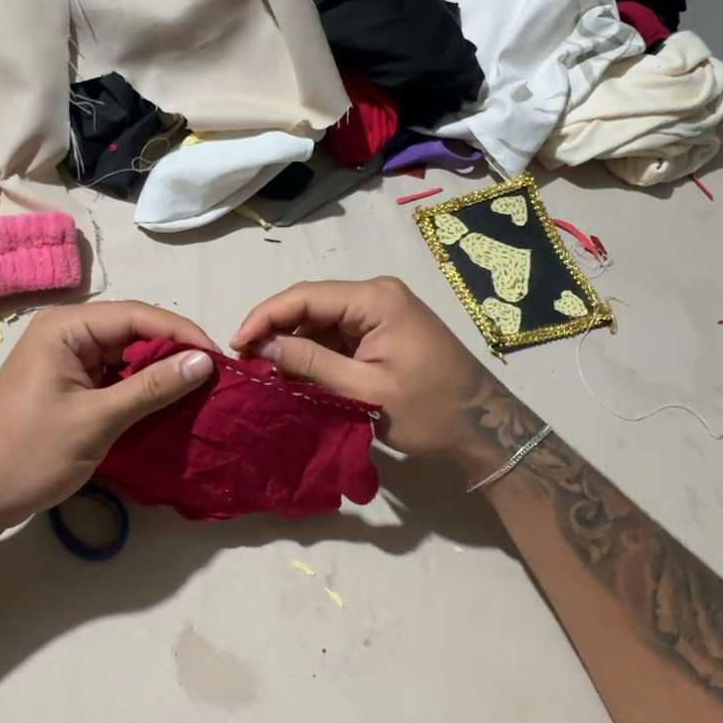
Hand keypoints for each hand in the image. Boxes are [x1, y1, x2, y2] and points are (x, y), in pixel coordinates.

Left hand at [0, 301, 215, 529]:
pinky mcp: (65, 384)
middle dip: (172, 351)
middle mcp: (64, 332)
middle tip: (215, 377)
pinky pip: (111, 375)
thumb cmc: (29, 453)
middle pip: (132, 330)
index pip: (136, 315)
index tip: (221, 359)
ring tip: (199, 391)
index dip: (181, 333)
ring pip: (124, 354)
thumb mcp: (97, 420)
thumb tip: (203, 361)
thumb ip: (152, 387)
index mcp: (65, 327)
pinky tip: (165, 403)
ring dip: (158, 371)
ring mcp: (63, 358)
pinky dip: (138, 388)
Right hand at [230, 278, 504, 467]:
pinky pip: (336, 334)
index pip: (304, 296)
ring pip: (320, 320)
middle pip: (310, 304)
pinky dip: (314, 353)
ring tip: (265, 372)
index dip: (264, 317)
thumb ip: (310, 364)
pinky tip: (295, 374)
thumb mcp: (364, 391)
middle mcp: (376, 294)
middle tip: (247, 362)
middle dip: (276, 331)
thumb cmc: (429, 410)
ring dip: (294, 344)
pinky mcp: (381, 330)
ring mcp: (380, 311)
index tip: (236, 345)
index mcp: (375, 298)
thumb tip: (263, 347)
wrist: (486, 427)